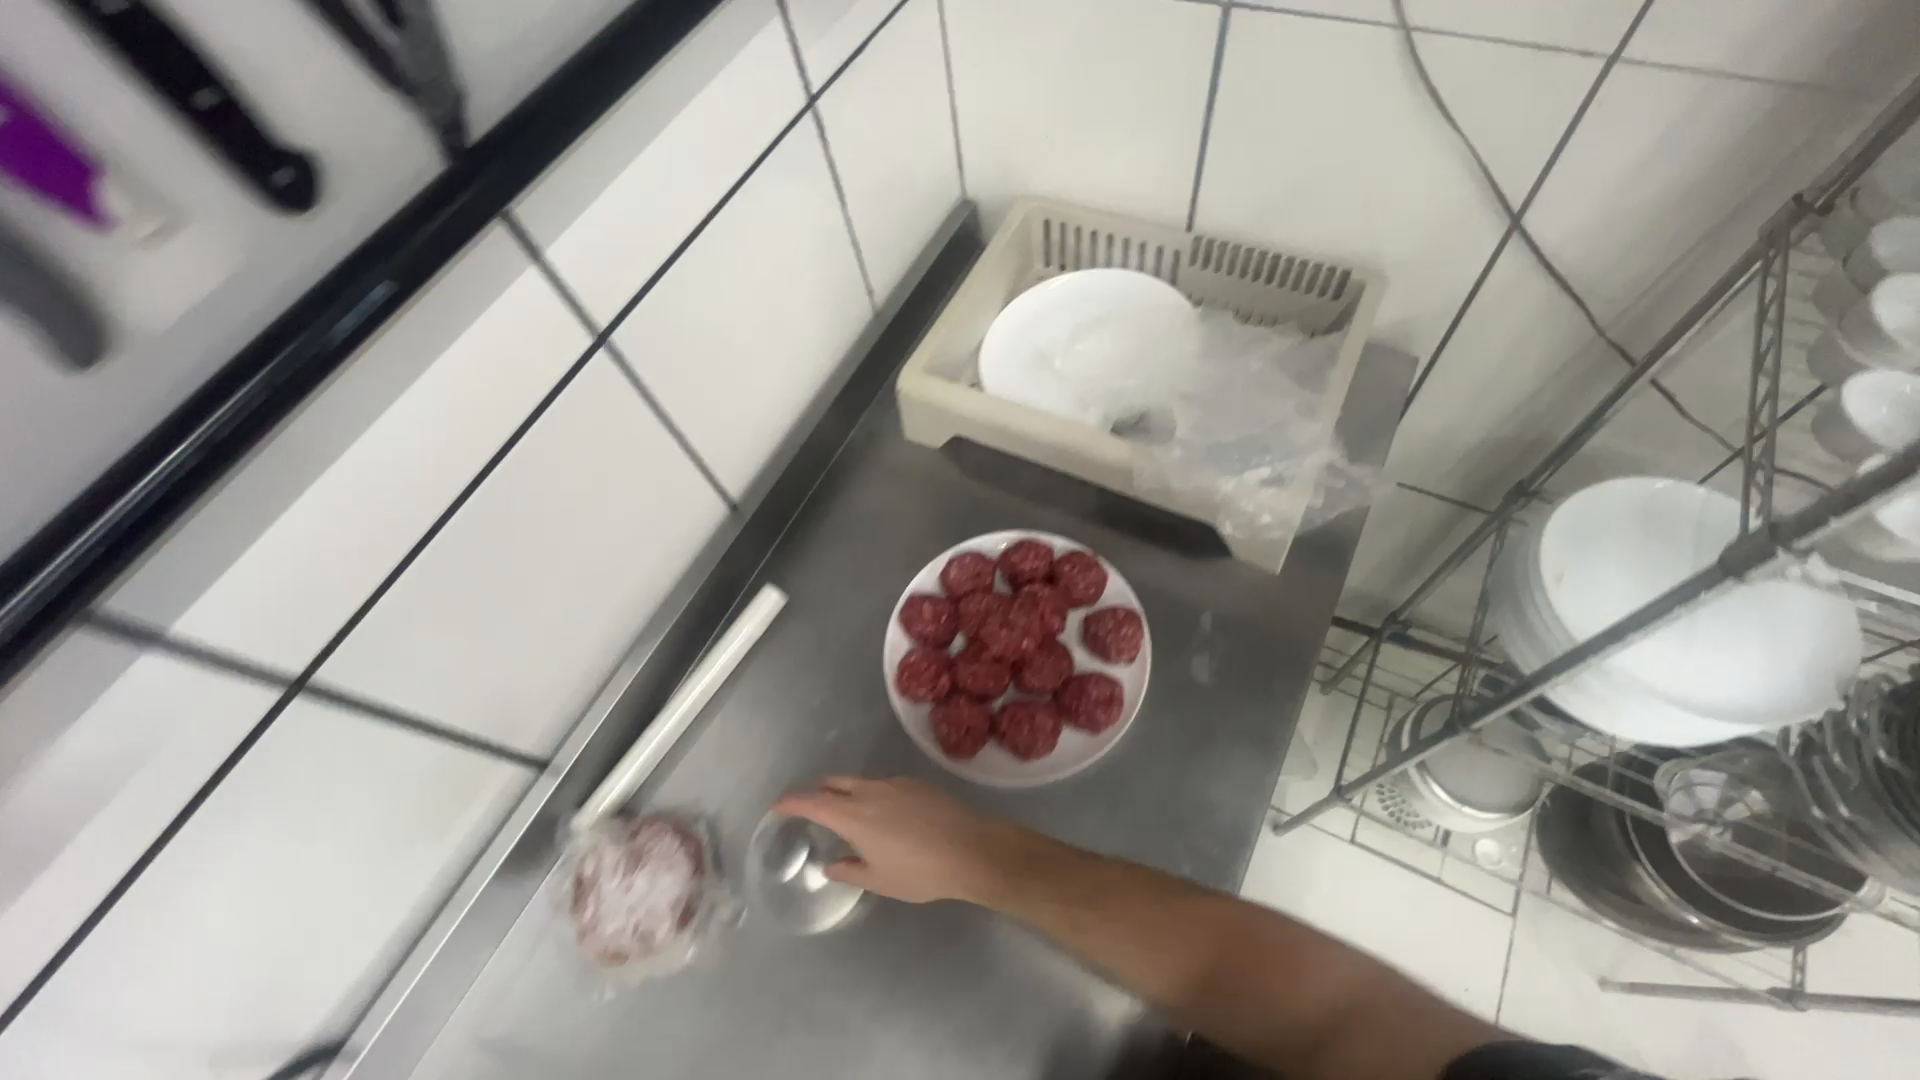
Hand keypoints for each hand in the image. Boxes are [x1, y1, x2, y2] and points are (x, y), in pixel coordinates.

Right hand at [772, 775, 1022, 903]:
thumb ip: (850, 870)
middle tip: (806, 805)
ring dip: (844, 791)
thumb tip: (832, 864)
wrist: (970, 849)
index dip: (791, 802)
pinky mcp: (916, 784)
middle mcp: (870, 792)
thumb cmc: (920, 871)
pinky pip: (882, 784)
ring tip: (844, 811)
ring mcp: (895, 784)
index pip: (812, 802)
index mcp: (854, 816)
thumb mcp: (879, 880)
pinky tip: (881, 814)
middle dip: (816, 790)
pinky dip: (870, 794)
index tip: (776, 806)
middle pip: (834, 782)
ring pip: (859, 781)